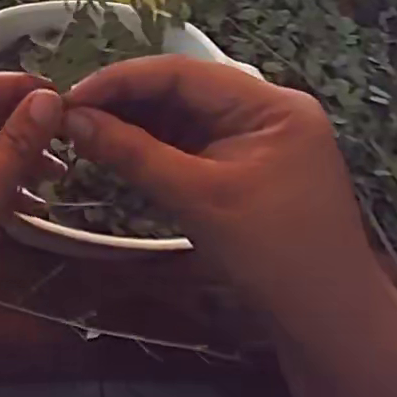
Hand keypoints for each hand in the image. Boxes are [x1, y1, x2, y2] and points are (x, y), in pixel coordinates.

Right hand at [62, 56, 396, 341]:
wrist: (328, 323)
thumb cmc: (273, 255)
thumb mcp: (197, 198)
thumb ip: (132, 153)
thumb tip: (70, 119)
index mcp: (268, 103)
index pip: (182, 73)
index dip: (121, 80)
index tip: (72, 96)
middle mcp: (261, 107)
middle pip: (179, 89)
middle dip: (122, 100)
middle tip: (69, 115)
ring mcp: (251, 134)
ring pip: (177, 113)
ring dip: (130, 120)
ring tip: (81, 129)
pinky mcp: (238, 160)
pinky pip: (185, 139)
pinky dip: (148, 143)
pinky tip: (112, 146)